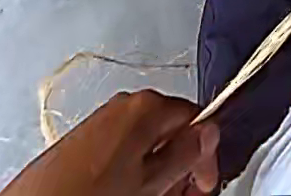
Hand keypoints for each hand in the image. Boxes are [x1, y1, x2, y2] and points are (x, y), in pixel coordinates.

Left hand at [0, 90, 218, 195]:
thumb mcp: (147, 185)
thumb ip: (184, 155)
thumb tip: (209, 133)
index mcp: (147, 106)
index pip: (195, 118)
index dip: (204, 154)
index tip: (204, 185)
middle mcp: (125, 105)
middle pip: (169, 130)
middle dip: (179, 166)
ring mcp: (101, 123)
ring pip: (145, 144)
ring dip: (156, 173)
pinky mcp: (81, 143)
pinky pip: (121, 151)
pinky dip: (130, 173)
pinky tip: (126, 195)